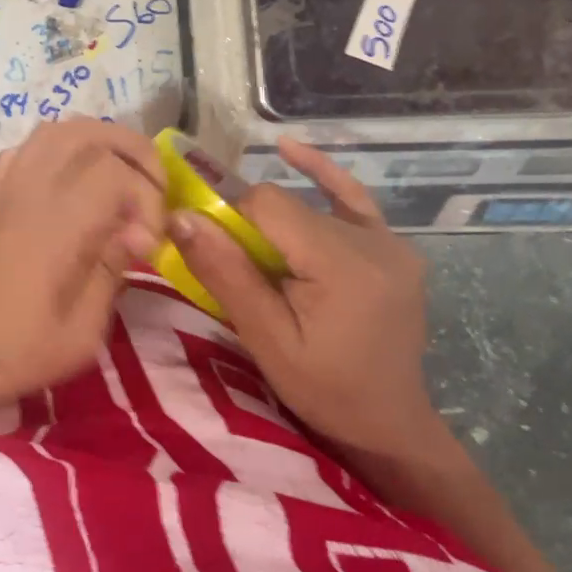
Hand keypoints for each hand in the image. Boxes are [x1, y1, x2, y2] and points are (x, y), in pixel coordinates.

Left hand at [0, 120, 166, 410]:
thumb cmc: (18, 351)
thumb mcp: (83, 330)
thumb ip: (112, 268)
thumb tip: (138, 231)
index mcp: (54, 224)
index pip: (113, 171)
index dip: (146, 198)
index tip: (148, 245)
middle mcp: (27, 192)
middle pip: (86, 132)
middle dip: (132, 153)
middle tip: (152, 195)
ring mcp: (4, 188)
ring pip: (55, 131)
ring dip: (98, 145)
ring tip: (122, 185)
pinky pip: (27, 149)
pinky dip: (61, 152)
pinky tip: (75, 189)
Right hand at [166, 136, 440, 457]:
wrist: (387, 422)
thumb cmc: (323, 387)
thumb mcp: (265, 338)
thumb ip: (225, 272)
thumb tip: (178, 216)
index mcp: (345, 265)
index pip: (266, 205)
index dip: (228, 220)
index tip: (209, 250)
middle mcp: (374, 243)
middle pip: (284, 205)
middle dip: (246, 225)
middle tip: (232, 267)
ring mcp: (389, 242)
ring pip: (304, 205)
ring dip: (271, 223)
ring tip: (254, 257)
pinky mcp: (392, 247)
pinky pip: (351, 197)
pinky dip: (319, 174)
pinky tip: (288, 149)